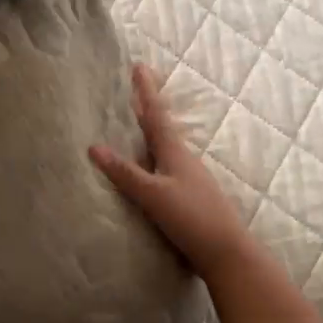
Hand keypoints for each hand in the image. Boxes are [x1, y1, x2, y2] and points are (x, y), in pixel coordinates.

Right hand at [90, 63, 252, 277]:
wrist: (230, 256)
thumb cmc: (192, 218)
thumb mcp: (153, 195)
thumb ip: (124, 172)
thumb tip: (93, 146)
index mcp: (174, 152)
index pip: (156, 114)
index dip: (146, 90)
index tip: (139, 66)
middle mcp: (184, 160)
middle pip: (161, 128)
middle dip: (146, 110)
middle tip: (132, 92)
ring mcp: (191, 179)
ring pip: (165, 148)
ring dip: (150, 134)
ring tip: (133, 128)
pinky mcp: (191, 198)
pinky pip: (167, 167)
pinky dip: (153, 158)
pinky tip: (147, 168)